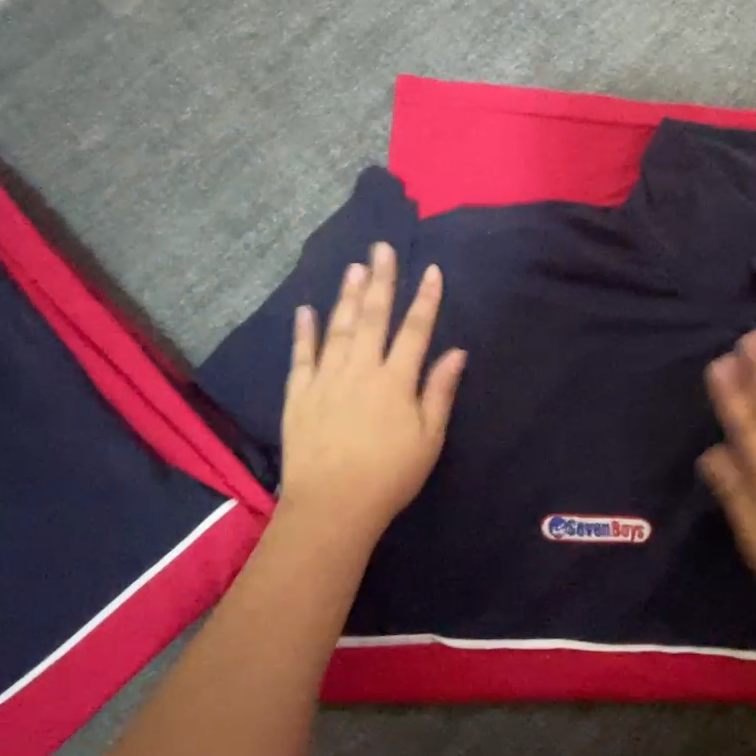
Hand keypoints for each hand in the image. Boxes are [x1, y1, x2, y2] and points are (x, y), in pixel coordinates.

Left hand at [278, 242, 466, 542]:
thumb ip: (440, 391)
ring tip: (353, 267)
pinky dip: (304, 332)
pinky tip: (306, 310)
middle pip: (373, 317)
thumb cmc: (391, 475)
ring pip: (338, 329)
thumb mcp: (429, 437)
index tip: (432, 270)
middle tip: (382, 248)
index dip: (426, 299)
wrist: (332, 507)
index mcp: (396, 381)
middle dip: (381, 280)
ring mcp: (326, 380)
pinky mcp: (299, 395)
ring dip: (346, 296)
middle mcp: (361, 371)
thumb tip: (456, 351)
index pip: (415, 330)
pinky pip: (302, 356)